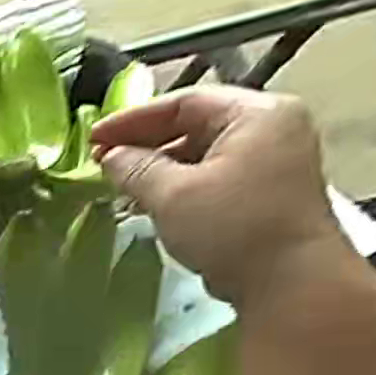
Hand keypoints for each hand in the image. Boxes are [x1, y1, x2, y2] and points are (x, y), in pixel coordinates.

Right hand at [91, 85, 348, 306]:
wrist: (284, 273)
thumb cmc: (230, 225)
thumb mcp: (172, 194)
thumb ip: (136, 170)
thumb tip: (109, 156)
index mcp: (256, 114)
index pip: (186, 101)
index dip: (133, 117)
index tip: (91, 137)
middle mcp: (269, 126)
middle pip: (195, 122)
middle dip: (142, 140)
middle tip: (97, 159)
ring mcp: (268, 156)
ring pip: (199, 148)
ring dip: (155, 162)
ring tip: (115, 180)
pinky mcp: (259, 185)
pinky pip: (207, 170)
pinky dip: (173, 178)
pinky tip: (145, 196)